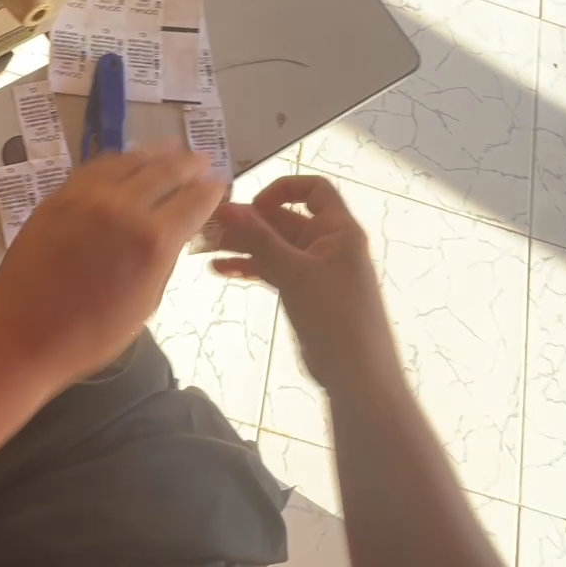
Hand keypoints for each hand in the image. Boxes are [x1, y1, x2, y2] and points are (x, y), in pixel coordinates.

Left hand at [0, 144, 226, 385]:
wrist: (21, 331)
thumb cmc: (89, 334)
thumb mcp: (144, 302)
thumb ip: (162, 259)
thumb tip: (172, 232)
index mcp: (152, 240)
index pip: (194, 201)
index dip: (212, 190)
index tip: (220, 183)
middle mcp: (123, 207)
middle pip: (165, 171)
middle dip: (189, 164)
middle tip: (202, 159)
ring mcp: (87, 196)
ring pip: (130, 161)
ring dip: (155, 154)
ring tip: (171, 149)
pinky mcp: (60, 195)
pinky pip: (96, 167)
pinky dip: (119, 160)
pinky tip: (126, 159)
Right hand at [212, 175, 401, 396]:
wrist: (358, 377)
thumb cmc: (335, 317)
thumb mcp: (294, 273)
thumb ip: (260, 238)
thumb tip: (227, 207)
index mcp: (337, 230)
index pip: (313, 189)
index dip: (282, 189)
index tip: (251, 205)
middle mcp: (327, 243)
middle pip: (283, 219)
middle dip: (247, 223)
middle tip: (208, 229)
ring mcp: (314, 268)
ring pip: (272, 246)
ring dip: (241, 245)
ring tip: (206, 250)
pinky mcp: (302, 291)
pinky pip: (272, 268)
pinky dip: (249, 266)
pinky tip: (220, 270)